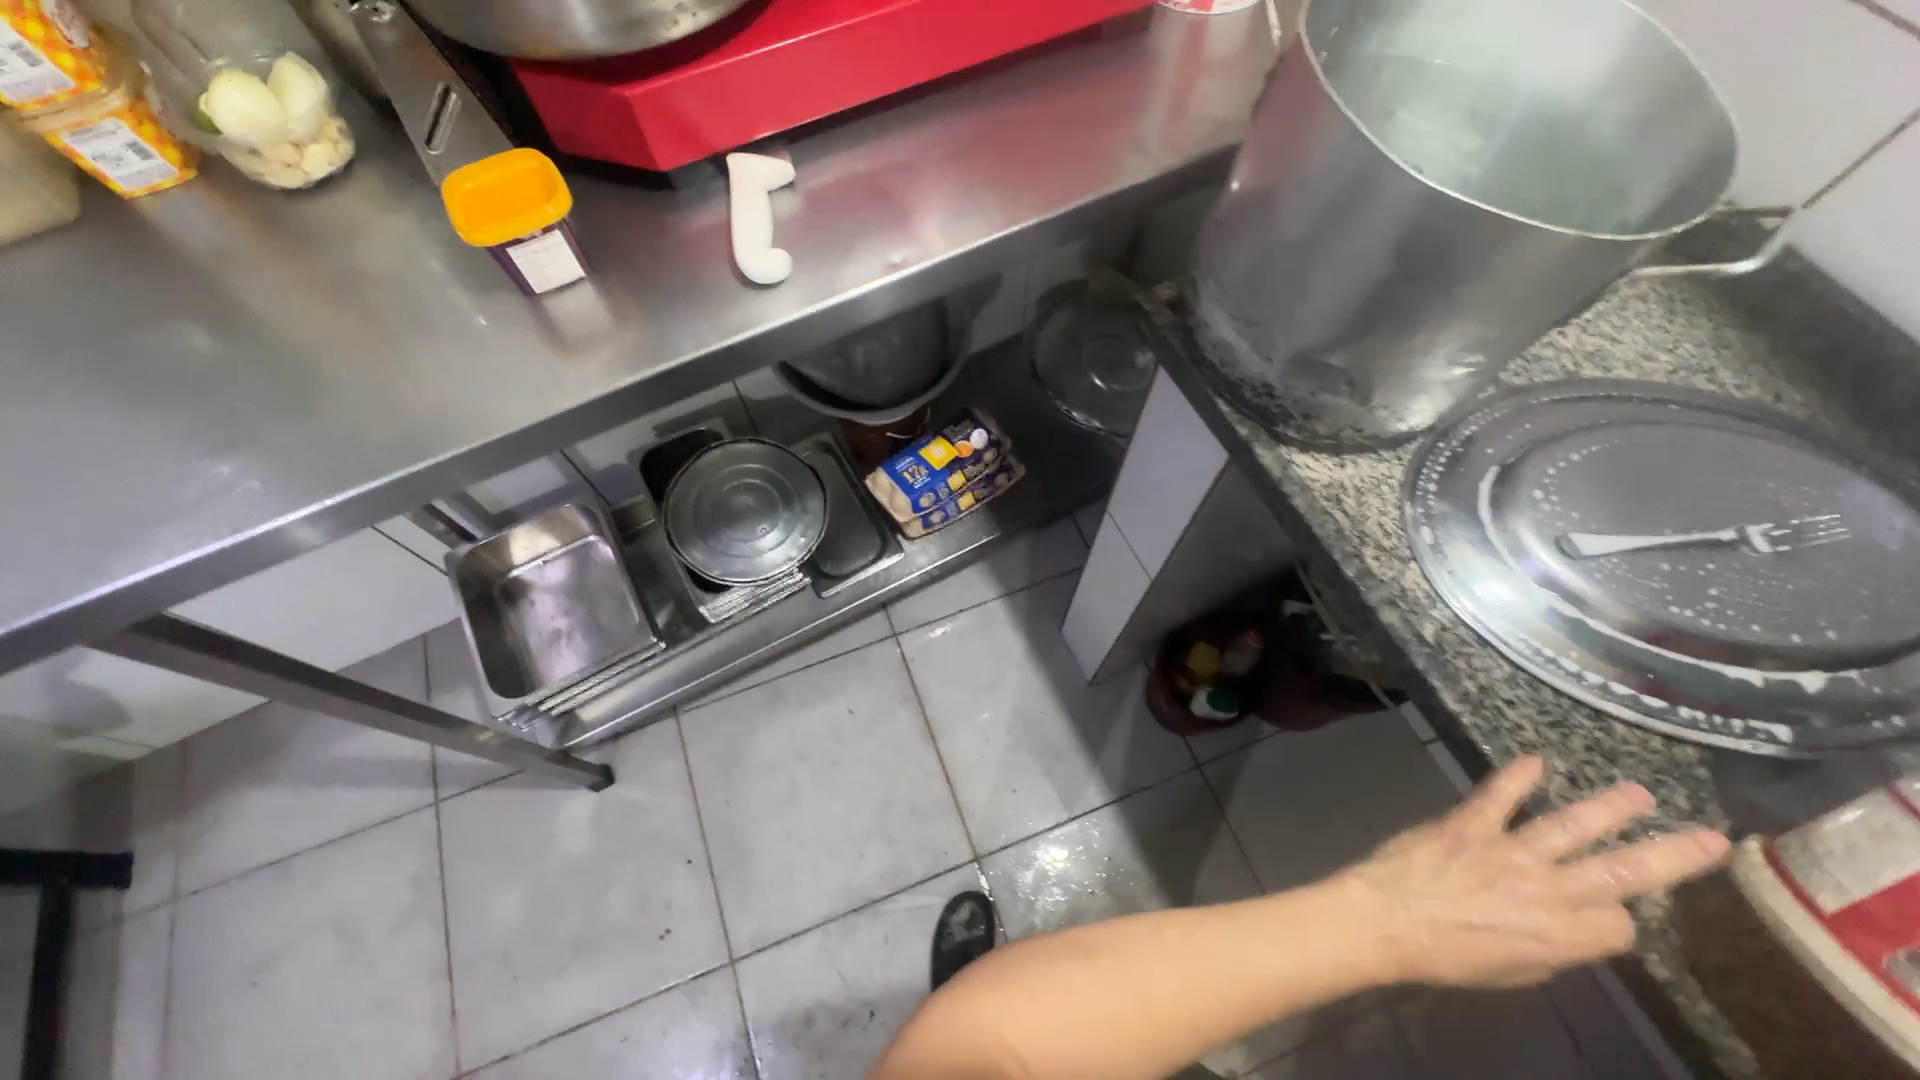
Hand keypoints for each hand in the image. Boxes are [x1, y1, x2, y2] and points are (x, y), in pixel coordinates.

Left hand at [1341, 756, 1728, 988]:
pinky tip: (1535, 762)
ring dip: (1608, 807)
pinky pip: (1498, 795)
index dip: (1617, 922)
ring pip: (1571, 824)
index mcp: (1562, 935)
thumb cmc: (1446, 957)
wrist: (1384, 920)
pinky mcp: (1469, 823)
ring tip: (1639, 793)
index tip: (1607, 918)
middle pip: (1623, 870)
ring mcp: (1508, 850)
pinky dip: (1516, 777)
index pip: (1619, 924)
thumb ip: (1552, 949)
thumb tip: (1573, 930)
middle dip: (1672, 854)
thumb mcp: (1513, 972)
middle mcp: (1547, 890)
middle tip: (1712, 837)